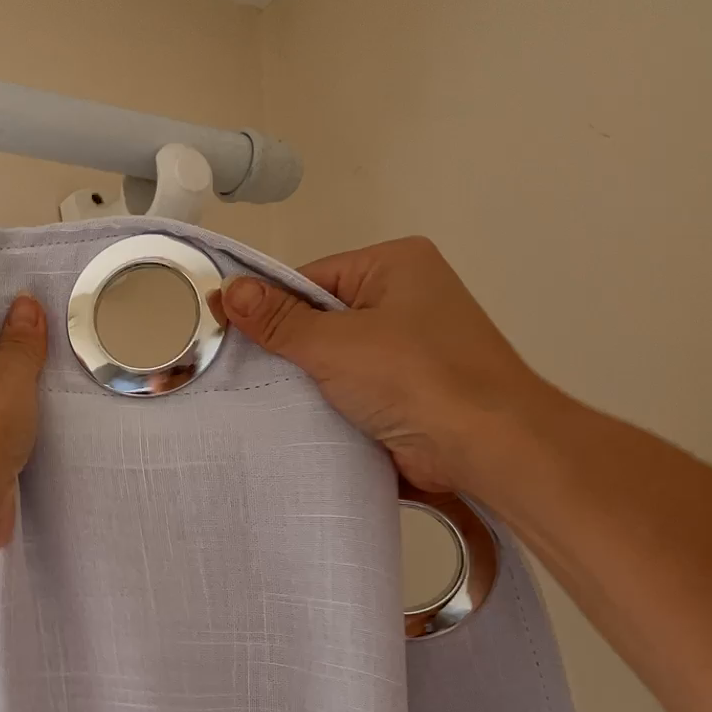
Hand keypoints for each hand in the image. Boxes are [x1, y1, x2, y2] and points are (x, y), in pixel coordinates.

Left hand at [0, 296, 46, 603]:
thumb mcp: (11, 373)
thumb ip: (22, 340)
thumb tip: (25, 303)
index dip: (9, 344)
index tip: (40, 357)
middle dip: (15, 386)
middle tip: (50, 389)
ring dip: (14, 423)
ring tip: (48, 423)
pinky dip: (6, 451)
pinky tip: (33, 454)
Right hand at [208, 236, 564, 493]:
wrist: (482, 446)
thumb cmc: (416, 378)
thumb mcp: (333, 342)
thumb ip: (278, 319)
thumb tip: (230, 289)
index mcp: (394, 265)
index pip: (308, 279)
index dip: (268, 308)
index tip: (229, 338)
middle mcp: (403, 298)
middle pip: (317, 318)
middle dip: (285, 349)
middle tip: (243, 375)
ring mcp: (406, 347)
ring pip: (330, 359)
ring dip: (303, 382)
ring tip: (264, 399)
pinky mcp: (403, 390)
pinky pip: (348, 389)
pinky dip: (324, 404)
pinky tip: (295, 419)